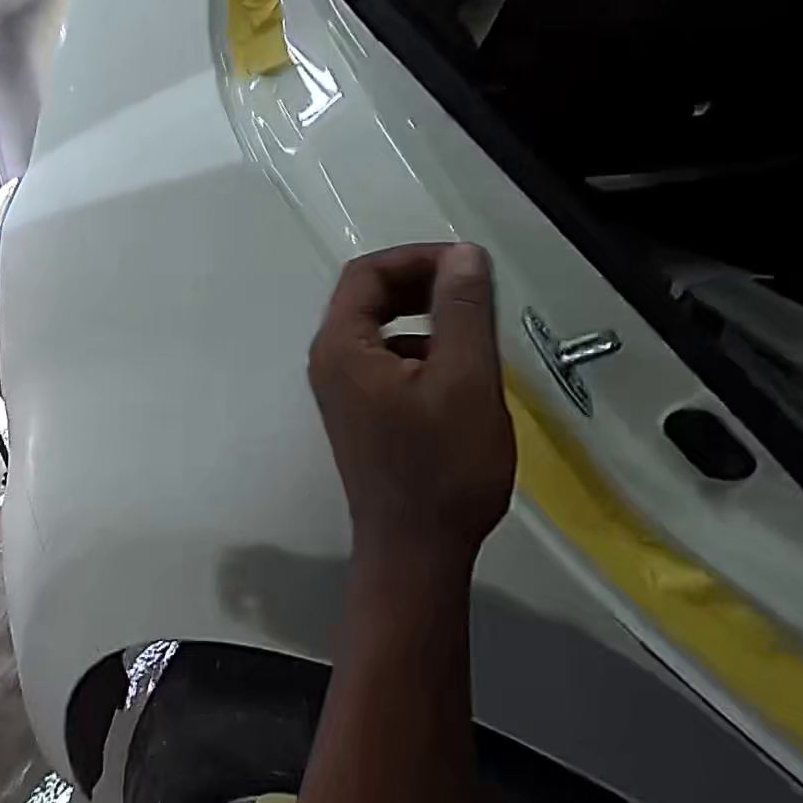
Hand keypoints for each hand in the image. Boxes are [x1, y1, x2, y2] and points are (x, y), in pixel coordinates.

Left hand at [307, 243, 515, 567]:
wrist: (414, 548)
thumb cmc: (441, 466)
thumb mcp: (464, 379)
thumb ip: (462, 310)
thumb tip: (463, 254)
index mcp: (340, 345)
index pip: (366, 273)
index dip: (416, 258)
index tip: (468, 265)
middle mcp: (329, 360)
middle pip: (367, 297)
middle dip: (420, 285)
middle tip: (474, 290)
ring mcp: (340, 388)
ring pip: (378, 329)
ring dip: (423, 318)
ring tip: (474, 333)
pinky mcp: (357, 410)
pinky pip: (384, 360)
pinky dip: (419, 350)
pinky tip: (457, 374)